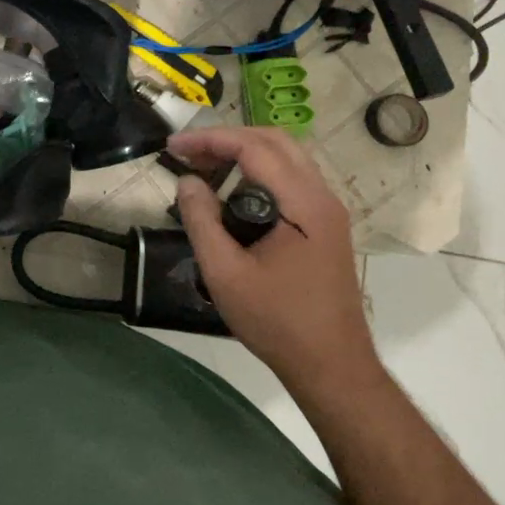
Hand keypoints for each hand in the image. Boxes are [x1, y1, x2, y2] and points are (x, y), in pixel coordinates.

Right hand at [168, 127, 380, 394]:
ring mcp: (328, 212)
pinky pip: (291, 179)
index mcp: (303, 203)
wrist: (332, 365)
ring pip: (286, 158)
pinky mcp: (325, 226)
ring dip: (243, 153)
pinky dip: (258, 172)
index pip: (254, 148)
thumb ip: (201, 220)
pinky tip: (231, 194)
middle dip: (227, 139)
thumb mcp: (225, 272)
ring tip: (204, 169)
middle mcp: (322, 197)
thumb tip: (187, 181)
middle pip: (274, 141)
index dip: (209, 140)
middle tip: (187, 154)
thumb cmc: (277, 320)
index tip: (173, 146)